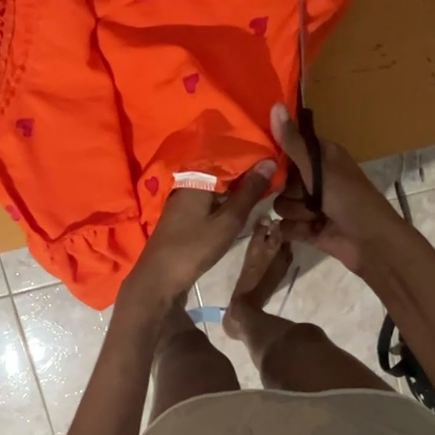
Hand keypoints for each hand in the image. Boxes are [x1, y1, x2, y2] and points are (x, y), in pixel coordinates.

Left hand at [121, 163, 275, 310]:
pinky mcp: (183, 211)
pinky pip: (209, 194)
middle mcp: (188, 181)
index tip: (275, 159)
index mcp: (197, 177)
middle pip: (221, 168)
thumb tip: (269, 161)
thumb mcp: (228, 221)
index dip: (253, 156)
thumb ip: (249, 192)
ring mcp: (183, 197)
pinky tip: (240, 200)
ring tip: (263, 182)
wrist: (159, 277)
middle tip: (274, 170)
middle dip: (246, 169)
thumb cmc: (194, 248)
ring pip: (216, 182)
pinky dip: (225, 194)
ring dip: (237, 183)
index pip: (229, 156)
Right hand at [270, 103, 407, 272]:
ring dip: (297, 212)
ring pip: (281, 204)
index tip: (268, 159)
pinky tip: (313, 230)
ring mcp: (311, 205)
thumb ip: (293, 143)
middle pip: (281, 180)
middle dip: (289, 190)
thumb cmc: (351, 199)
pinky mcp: (307, 229)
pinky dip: (297, 229)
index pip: (290, 147)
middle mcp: (315, 179)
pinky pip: (285, 226)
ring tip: (316, 216)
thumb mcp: (320, 170)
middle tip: (306, 194)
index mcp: (322, 157)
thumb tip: (275, 105)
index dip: (279, 155)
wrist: (372, 243)